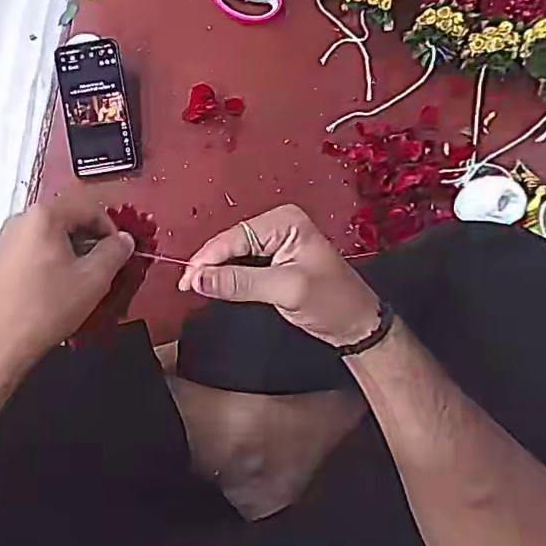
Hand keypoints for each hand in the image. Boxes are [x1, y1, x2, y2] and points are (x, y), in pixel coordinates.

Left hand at [0, 197, 135, 383]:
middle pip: (66, 220)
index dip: (110, 229)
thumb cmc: (44, 309)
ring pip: (48, 237)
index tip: (119, 249)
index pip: (88, 208)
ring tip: (81, 280)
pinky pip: (31, 253)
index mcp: (43, 216)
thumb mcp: (94, 278)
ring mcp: (3, 243)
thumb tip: (123, 241)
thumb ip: (115, 251)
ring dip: (70, 252)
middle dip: (89, 240)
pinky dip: (49, 263)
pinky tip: (56, 289)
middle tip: (104, 264)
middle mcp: (19, 222)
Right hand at [179, 204, 380, 347]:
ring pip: (233, 254)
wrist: (358, 324)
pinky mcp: (274, 259)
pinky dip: (227, 276)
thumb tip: (199, 278)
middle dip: (208, 264)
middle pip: (230, 242)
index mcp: (285, 221)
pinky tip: (214, 286)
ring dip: (215, 271)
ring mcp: (276, 241)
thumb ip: (240, 282)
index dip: (207, 259)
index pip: (234, 236)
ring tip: (195, 288)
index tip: (187, 281)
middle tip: (187, 288)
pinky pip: (242, 264)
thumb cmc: (333, 302)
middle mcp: (279, 224)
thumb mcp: (286, 290)